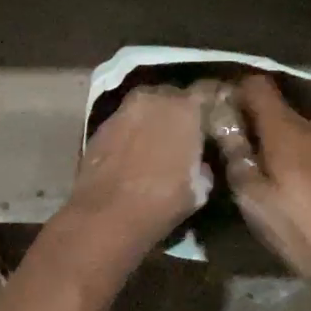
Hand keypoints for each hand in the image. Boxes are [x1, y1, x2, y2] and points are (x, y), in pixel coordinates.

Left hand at [68, 84, 213, 246]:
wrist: (106, 215)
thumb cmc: (162, 201)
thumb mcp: (200, 189)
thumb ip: (202, 166)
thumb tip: (199, 164)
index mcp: (185, 109)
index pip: (205, 95)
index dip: (209, 109)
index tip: (211, 124)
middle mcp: (153, 99)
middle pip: (171, 97)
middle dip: (177, 111)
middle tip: (183, 133)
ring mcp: (123, 110)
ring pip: (144, 107)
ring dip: (151, 120)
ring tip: (156, 143)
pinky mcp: (100, 126)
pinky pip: (124, 122)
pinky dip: (130, 132)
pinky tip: (132, 152)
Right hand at [208, 76, 310, 310]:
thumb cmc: (301, 228)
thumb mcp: (253, 198)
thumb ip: (235, 156)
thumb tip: (221, 124)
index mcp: (284, 128)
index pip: (256, 85)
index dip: (233, 92)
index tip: (215, 112)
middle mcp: (310, 127)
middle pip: (274, 107)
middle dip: (249, 120)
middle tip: (226, 146)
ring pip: (291, 129)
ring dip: (269, 140)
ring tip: (251, 168)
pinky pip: (306, 148)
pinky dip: (289, 156)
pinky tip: (281, 184)